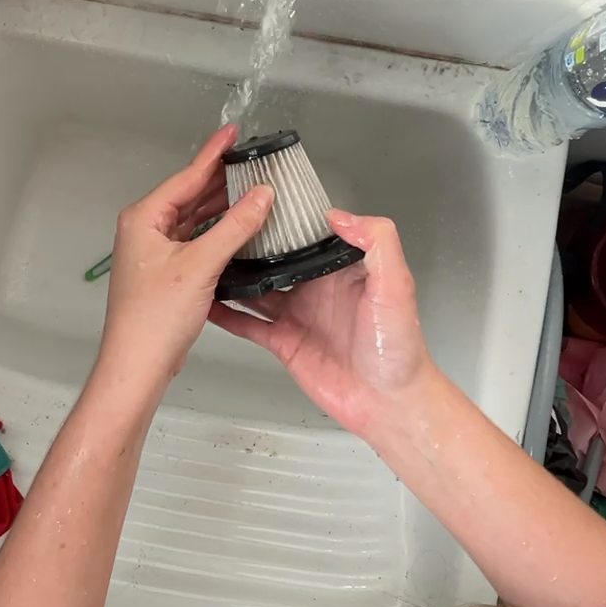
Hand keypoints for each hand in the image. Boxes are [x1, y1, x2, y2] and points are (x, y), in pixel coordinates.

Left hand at [100, 125, 273, 381]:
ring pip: (193, 219)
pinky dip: (216, 233)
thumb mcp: (201, 265)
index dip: (213, 154)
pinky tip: (237, 228)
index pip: (186, 177)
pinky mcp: (166, 273)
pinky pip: (194, 241)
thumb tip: (261, 195)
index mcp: (144, 219)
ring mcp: (155, 252)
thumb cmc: (154, 318)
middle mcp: (145, 230)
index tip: (232, 134)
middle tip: (251, 161)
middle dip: (220, 179)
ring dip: (220, 207)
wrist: (138, 364)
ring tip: (251, 189)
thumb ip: (234, 226)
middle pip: (189, 195)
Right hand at [208, 210, 441, 441]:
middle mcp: (316, 289)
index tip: (260, 202)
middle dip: (250, 246)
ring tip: (206, 262)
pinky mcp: (283, 341)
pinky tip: (209, 304)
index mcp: (341, 270)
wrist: (387, 403)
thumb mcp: (396, 286)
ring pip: (256, 289)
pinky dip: (227, 315)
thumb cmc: (399, 349)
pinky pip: (249, 324)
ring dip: (234, 278)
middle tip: (220, 228)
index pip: (308, 236)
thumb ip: (378, 243)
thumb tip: (340, 215)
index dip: (286, 220)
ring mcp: (297, 315)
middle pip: (276, 260)